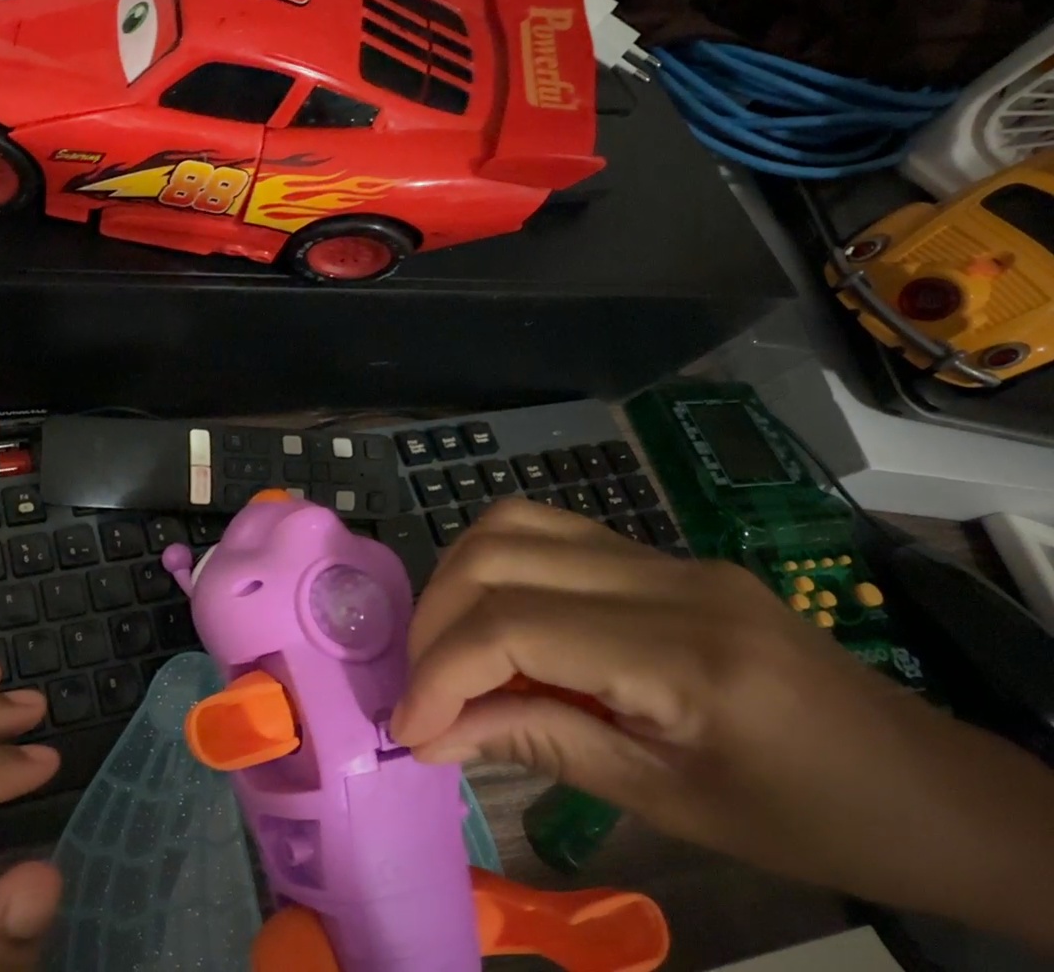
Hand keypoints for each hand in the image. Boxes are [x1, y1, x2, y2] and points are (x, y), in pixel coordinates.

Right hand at [390, 500, 1053, 949]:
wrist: (936, 792)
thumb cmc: (810, 820)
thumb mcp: (668, 803)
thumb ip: (539, 745)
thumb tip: (430, 734)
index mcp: (686, 655)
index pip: (515, 627)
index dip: (439, 674)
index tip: (407, 729)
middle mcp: (671, 580)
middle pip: (499, 554)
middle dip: (433, 621)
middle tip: (418, 688)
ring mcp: (669, 557)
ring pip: (515, 523)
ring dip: (455, 582)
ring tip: (443, 649)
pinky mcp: (666, 558)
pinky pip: (550, 535)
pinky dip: (493, 571)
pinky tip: (493, 624)